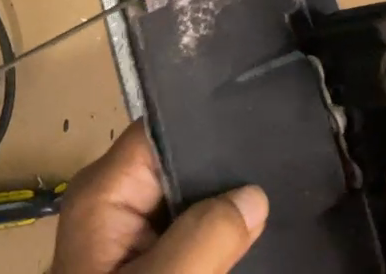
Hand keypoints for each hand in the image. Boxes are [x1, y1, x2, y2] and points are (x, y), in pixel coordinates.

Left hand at [53, 121, 268, 272]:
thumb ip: (207, 237)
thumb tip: (253, 195)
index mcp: (106, 191)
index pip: (159, 132)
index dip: (205, 126)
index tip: (256, 125)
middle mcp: (117, 202)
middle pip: (178, 165)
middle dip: (224, 171)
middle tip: (278, 167)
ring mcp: (132, 235)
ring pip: (190, 203)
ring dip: (225, 209)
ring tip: (276, 194)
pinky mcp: (149, 263)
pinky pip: (188, 236)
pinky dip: (216, 240)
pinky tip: (251, 234)